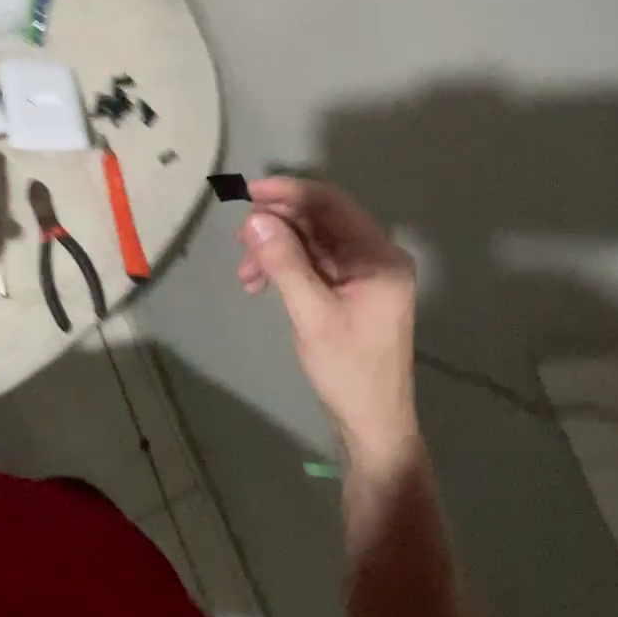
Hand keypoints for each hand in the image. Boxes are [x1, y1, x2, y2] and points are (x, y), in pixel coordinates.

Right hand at [235, 177, 418, 461]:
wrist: (372, 424)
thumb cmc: (349, 370)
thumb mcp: (312, 315)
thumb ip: (284, 263)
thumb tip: (254, 219)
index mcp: (379, 255)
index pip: (331, 204)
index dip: (289, 192)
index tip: (248, 193)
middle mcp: (374, 256)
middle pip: (320, 220)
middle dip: (276, 224)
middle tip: (238, 238)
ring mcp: (361, 273)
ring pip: (310, 241)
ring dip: (274, 248)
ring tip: (244, 273)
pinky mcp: (348, 289)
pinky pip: (311, 263)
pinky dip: (283, 267)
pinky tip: (257, 283)